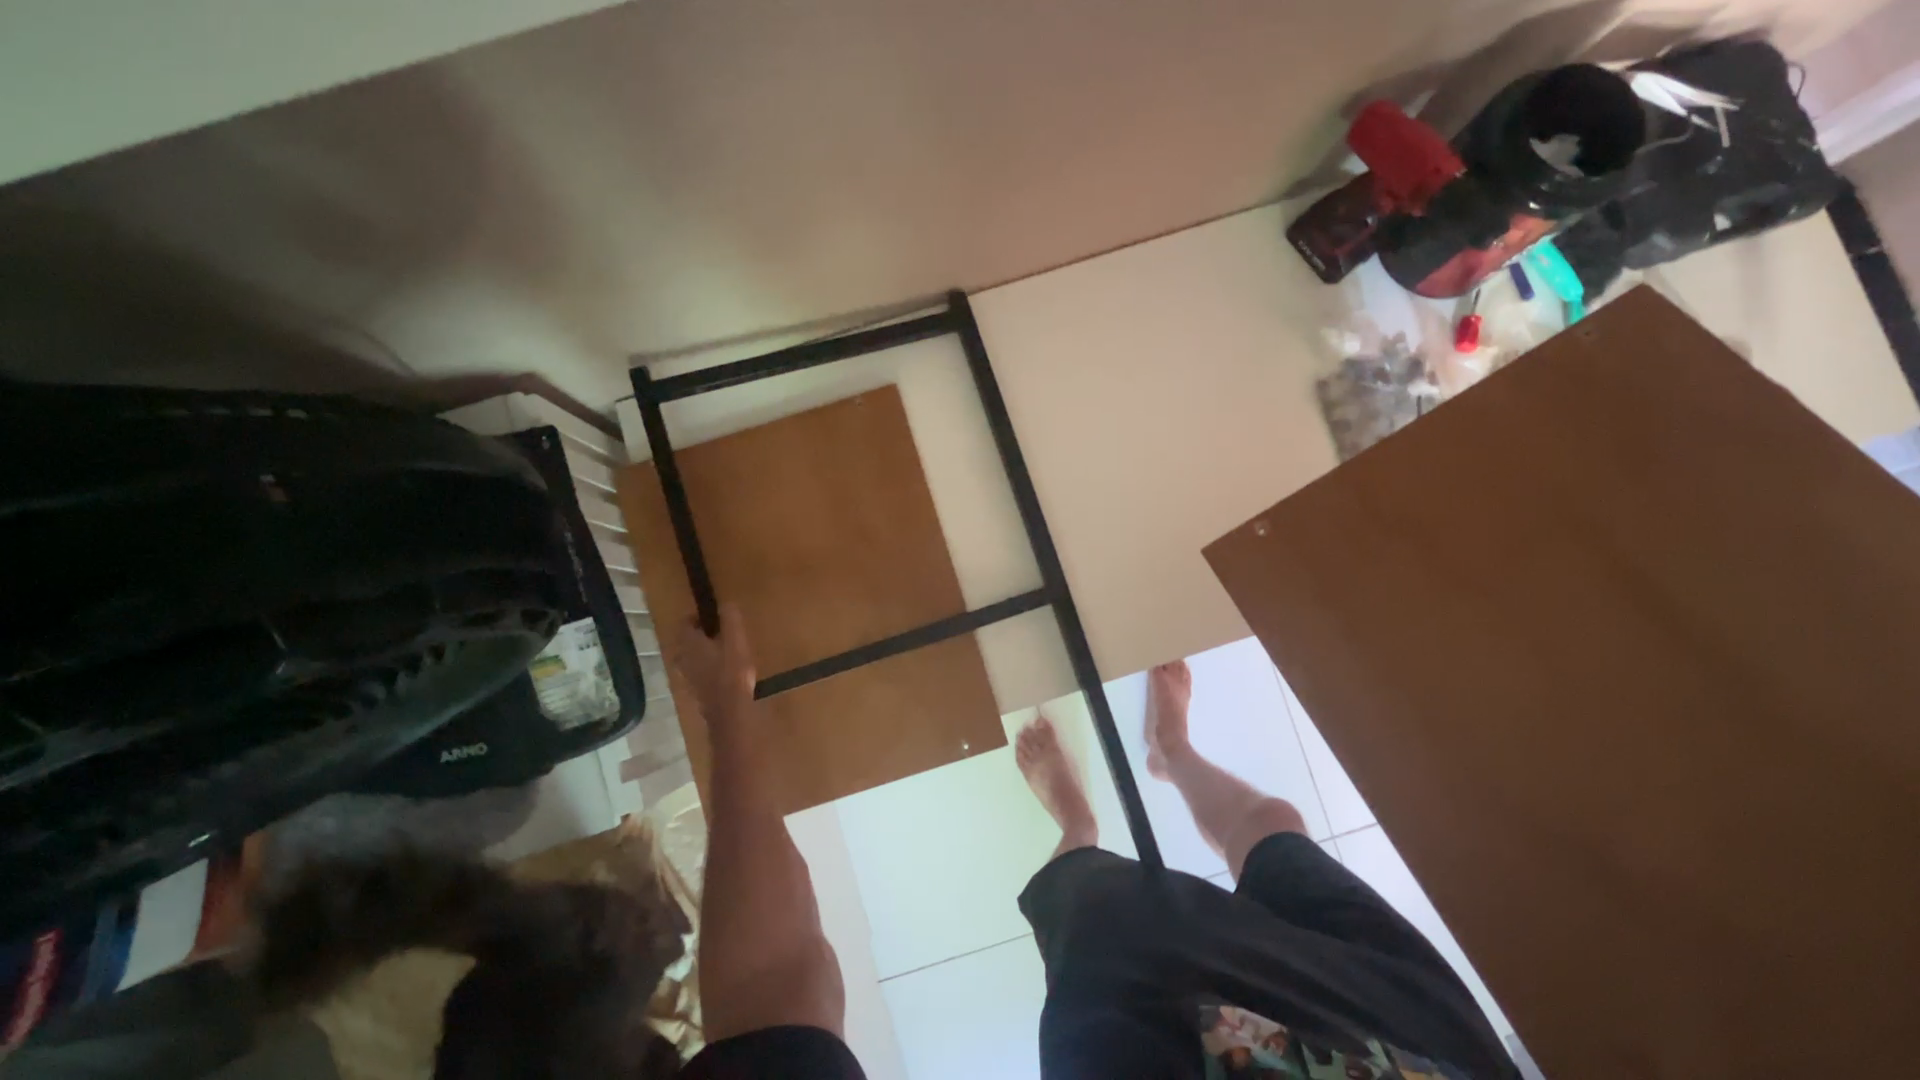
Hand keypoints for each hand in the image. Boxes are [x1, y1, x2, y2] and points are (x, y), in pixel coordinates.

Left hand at [673, 602, 757, 722]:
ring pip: (692, 659)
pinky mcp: (695, 692)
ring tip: (723, 654)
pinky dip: (707, 670)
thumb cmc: (731, 670)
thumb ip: (730, 618)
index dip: (697, 617)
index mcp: (689, 642)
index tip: (712, 617)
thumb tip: (726, 602)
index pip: (685, 623)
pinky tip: (723, 674)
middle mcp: (682, 658)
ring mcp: (687, 677)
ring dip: (704, 654)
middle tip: (720, 634)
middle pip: (687, 642)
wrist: (729, 711)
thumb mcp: (736, 639)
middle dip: (701, 636)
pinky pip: (698, 674)